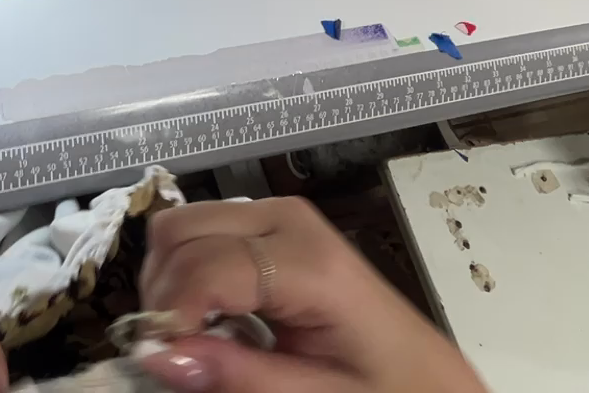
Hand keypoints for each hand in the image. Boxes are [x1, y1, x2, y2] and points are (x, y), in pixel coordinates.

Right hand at [136, 197, 485, 392]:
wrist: (434, 381)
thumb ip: (238, 378)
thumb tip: (154, 352)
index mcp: (309, 260)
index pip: (210, 266)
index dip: (172, 312)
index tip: (159, 360)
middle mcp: (283, 217)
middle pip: (181, 232)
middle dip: (162, 293)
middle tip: (172, 354)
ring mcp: (273, 213)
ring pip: (179, 226)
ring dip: (167, 281)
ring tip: (188, 337)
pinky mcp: (267, 222)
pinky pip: (198, 232)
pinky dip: (183, 272)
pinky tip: (207, 316)